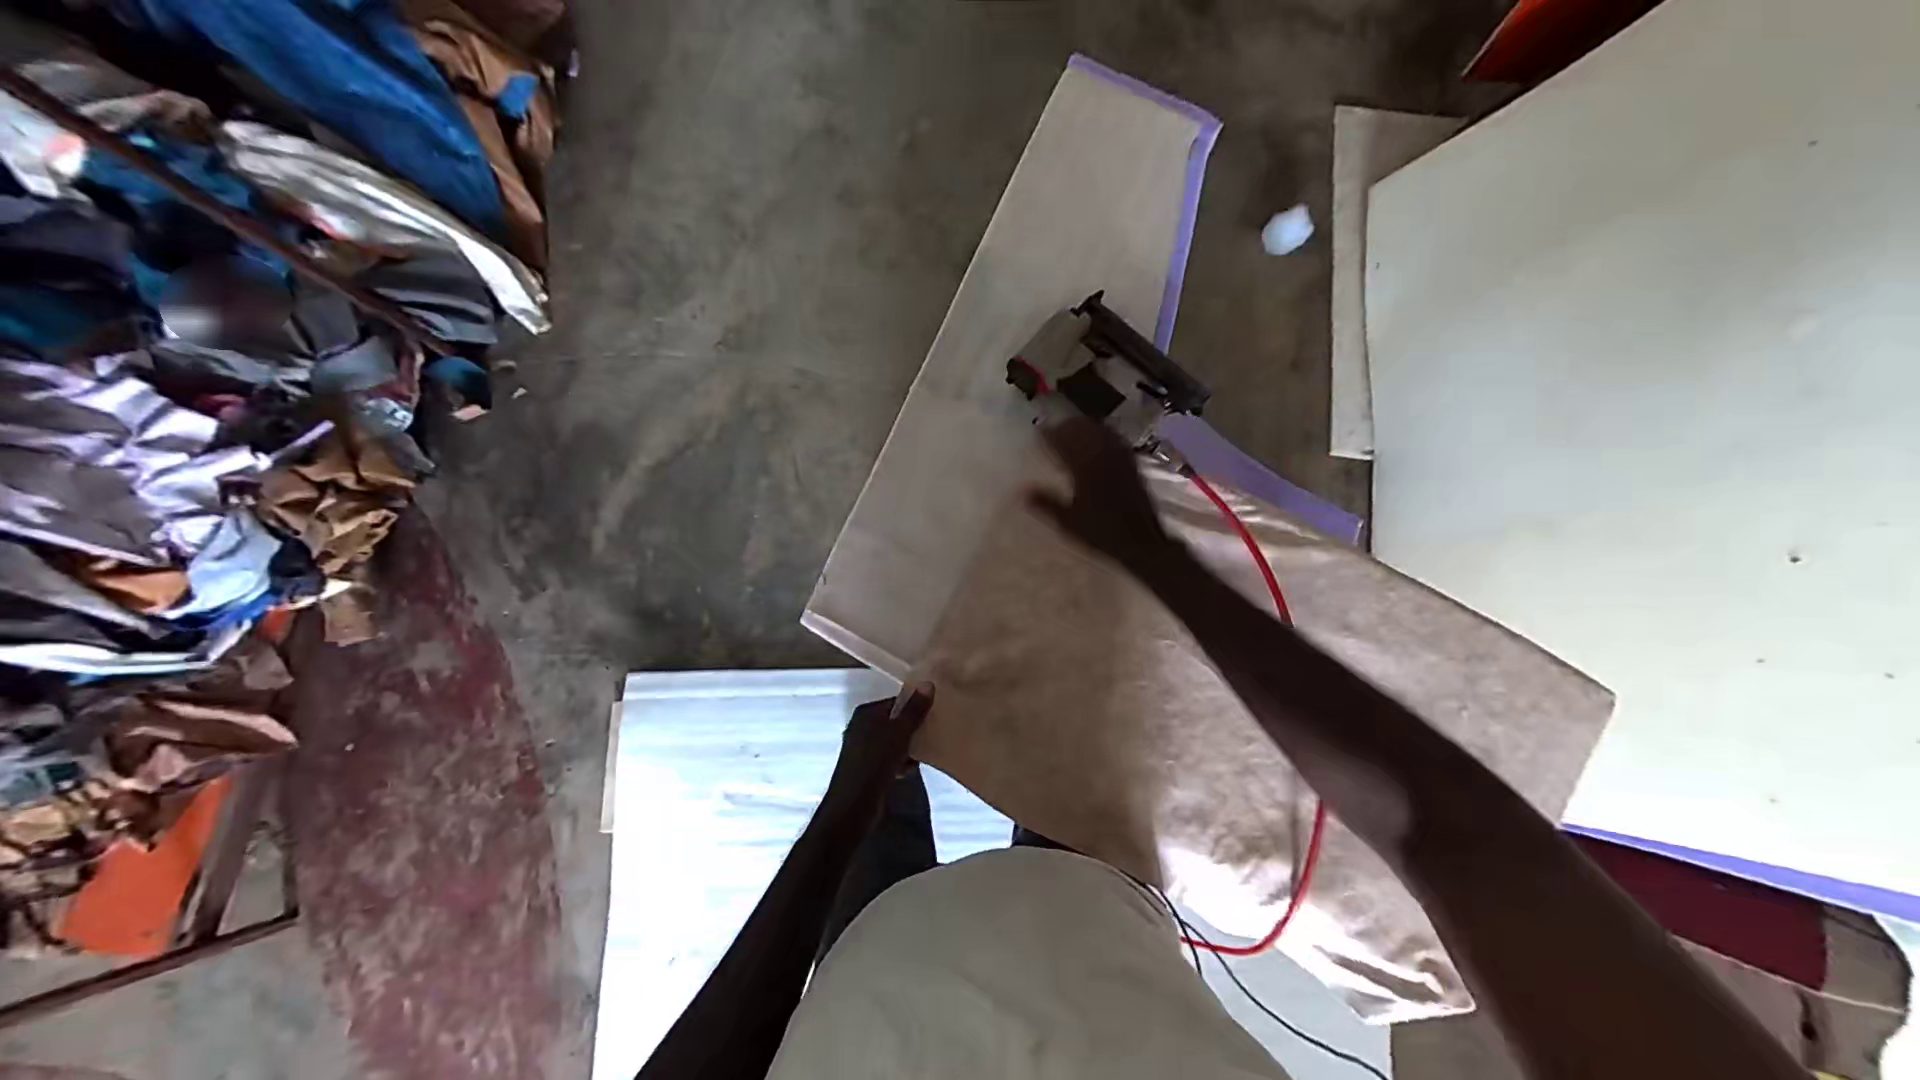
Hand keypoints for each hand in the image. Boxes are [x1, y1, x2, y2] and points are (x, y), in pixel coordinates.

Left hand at [822, 685, 932, 816]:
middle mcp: (862, 727)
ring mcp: (863, 749)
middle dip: (913, 728)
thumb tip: (928, 683)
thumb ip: (914, 710)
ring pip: (894, 741)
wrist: (854, 805)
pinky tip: (910, 769)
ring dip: (909, 747)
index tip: (935, 711)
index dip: (915, 705)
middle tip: (934, 731)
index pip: (896, 701)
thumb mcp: (899, 733)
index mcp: (866, 713)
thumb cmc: (875, 762)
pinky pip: (890, 758)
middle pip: (895, 721)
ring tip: (926, 752)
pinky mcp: (867, 768)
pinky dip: (901, 761)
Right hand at [1025, 418, 1181, 574]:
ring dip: (1084, 426)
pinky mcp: (1132, 462)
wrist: (1140, 541)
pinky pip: (1115, 438)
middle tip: (1053, 430)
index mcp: (1083, 467)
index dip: (1049, 433)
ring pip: (1099, 430)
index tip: (1038, 431)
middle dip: (1065, 426)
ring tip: (1072, 430)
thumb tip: (1021, 491)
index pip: (1062, 441)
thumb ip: (1045, 503)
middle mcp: (1102, 455)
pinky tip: (1098, 440)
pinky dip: (1102, 433)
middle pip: (1081, 428)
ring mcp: (1120, 456)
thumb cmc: (1101, 533)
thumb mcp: (1068, 522)